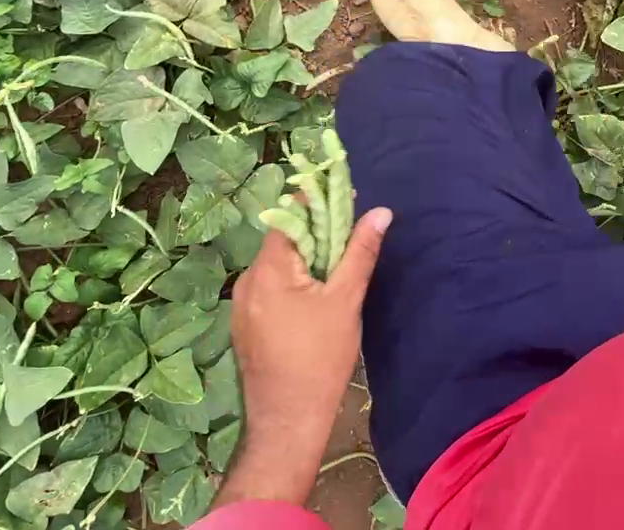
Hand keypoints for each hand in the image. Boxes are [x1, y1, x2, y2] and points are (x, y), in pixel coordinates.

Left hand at [214, 207, 391, 508]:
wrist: (287, 423)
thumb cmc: (319, 358)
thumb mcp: (346, 299)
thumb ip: (361, 251)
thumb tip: (380, 211)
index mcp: (267, 270)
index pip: (289, 216)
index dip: (318, 204)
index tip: (347, 200)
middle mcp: (247, 282)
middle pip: (284, 239)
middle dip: (318, 232)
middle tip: (352, 236)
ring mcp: (243, 305)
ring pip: (280, 264)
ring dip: (309, 257)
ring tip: (341, 266)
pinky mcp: (247, 325)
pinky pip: (273, 286)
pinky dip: (297, 280)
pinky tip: (320, 295)